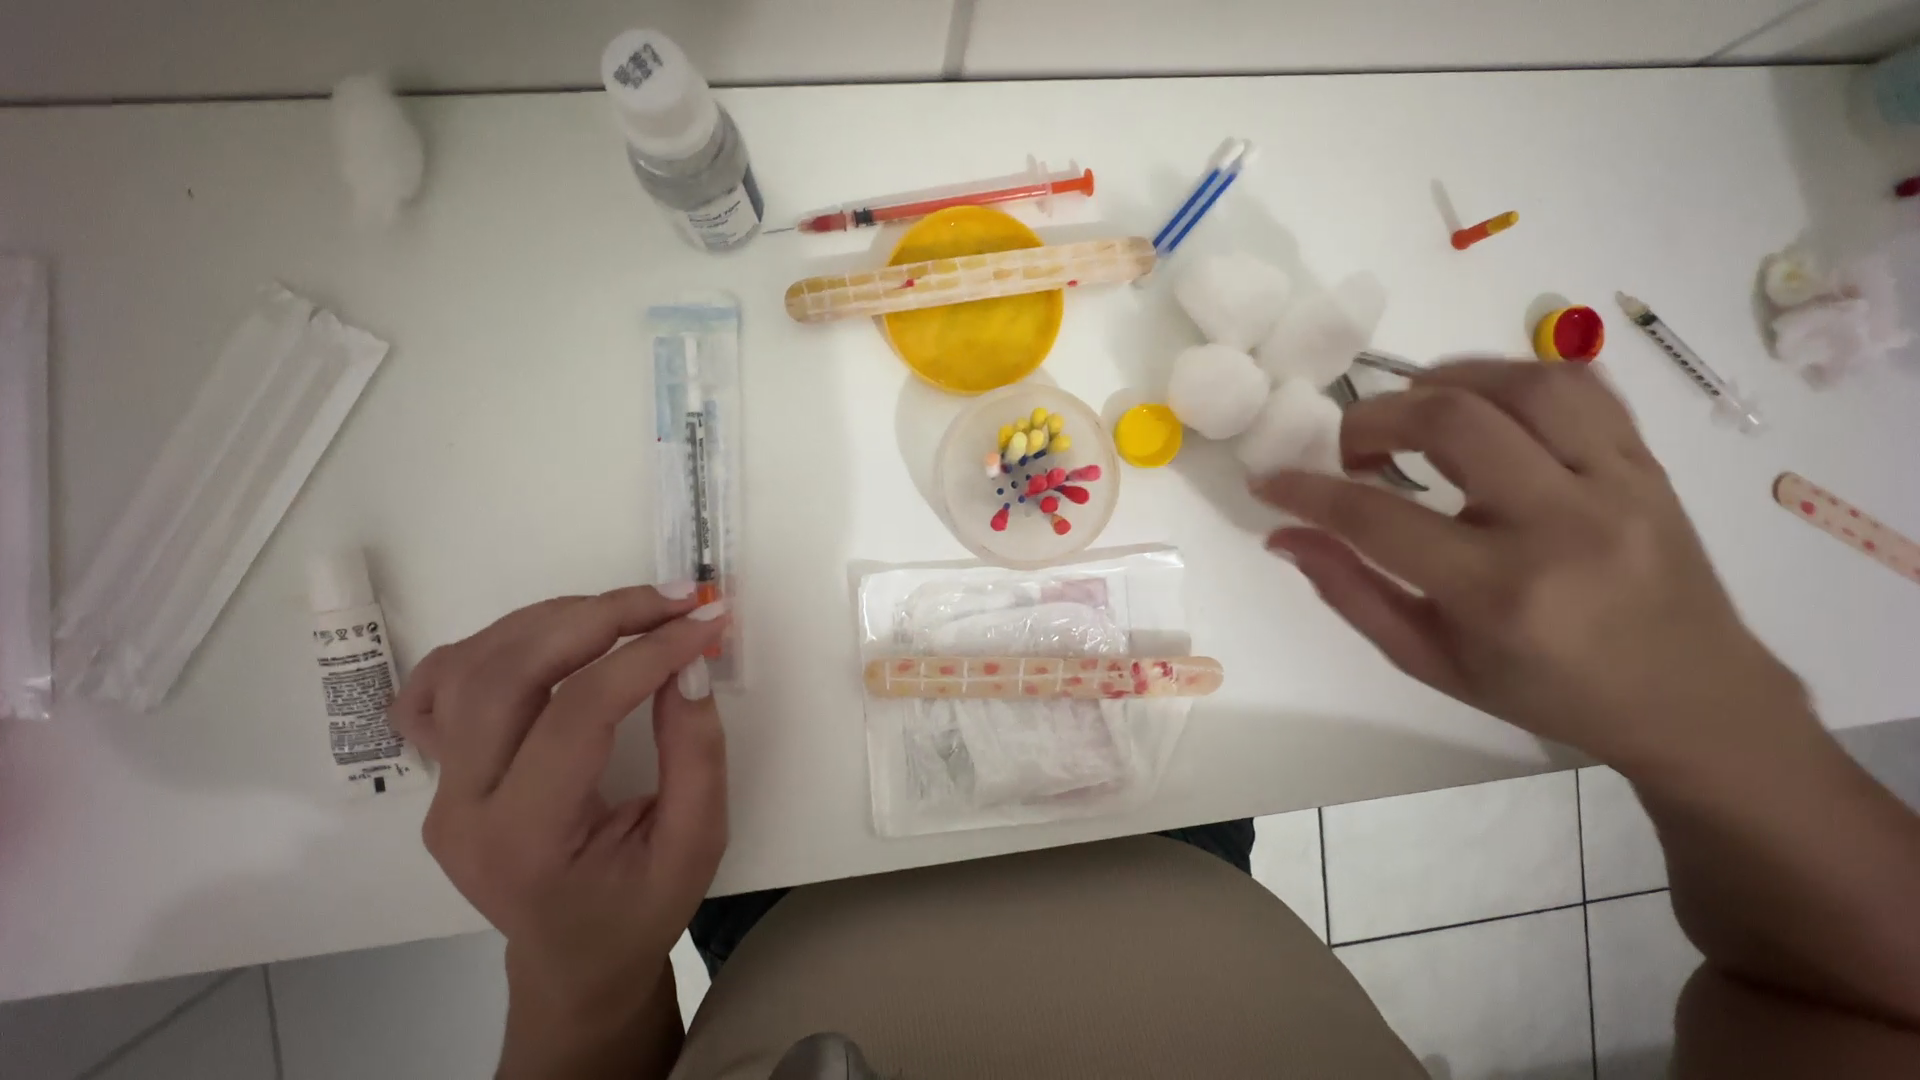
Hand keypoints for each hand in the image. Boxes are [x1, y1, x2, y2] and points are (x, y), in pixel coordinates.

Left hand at [392, 585, 728, 1028]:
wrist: (573, 958)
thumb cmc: (639, 910)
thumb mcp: (696, 845)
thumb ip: (696, 755)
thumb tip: (686, 663)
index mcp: (527, 840)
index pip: (579, 714)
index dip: (647, 655)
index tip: (706, 622)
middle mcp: (464, 808)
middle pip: (508, 674)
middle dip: (599, 616)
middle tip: (672, 598)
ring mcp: (440, 786)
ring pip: (473, 663)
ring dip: (555, 618)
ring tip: (630, 611)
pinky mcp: (441, 769)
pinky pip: (442, 682)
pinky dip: (498, 642)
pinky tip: (554, 639)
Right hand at [1253, 360, 1808, 772]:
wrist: (1692, 700)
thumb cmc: (1546, 691)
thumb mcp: (1431, 661)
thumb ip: (1351, 592)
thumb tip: (1284, 536)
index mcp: (1500, 592)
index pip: (1377, 519)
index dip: (1308, 493)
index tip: (1270, 482)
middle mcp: (1561, 525)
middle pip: (1450, 421)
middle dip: (1372, 419)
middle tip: (1350, 449)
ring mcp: (1616, 484)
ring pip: (1522, 384)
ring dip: (1443, 382)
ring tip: (1410, 411)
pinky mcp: (1647, 463)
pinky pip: (1581, 386)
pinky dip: (1513, 378)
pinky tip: (1480, 403)